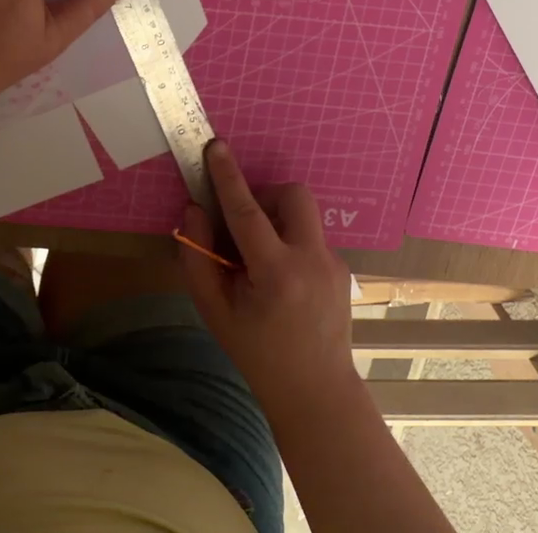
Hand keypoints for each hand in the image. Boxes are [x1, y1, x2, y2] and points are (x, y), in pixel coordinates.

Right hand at [178, 140, 355, 405]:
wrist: (316, 392)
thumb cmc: (255, 352)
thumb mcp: (213, 310)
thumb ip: (196, 257)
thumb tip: (194, 210)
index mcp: (276, 274)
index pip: (247, 212)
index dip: (228, 177)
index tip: (217, 146)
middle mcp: (312, 261)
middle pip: (294, 195)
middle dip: (265, 195)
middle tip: (243, 223)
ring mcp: (334, 265)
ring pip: (303, 215)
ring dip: (276, 220)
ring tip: (258, 259)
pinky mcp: (343, 270)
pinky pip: (310, 237)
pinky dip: (288, 242)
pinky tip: (279, 280)